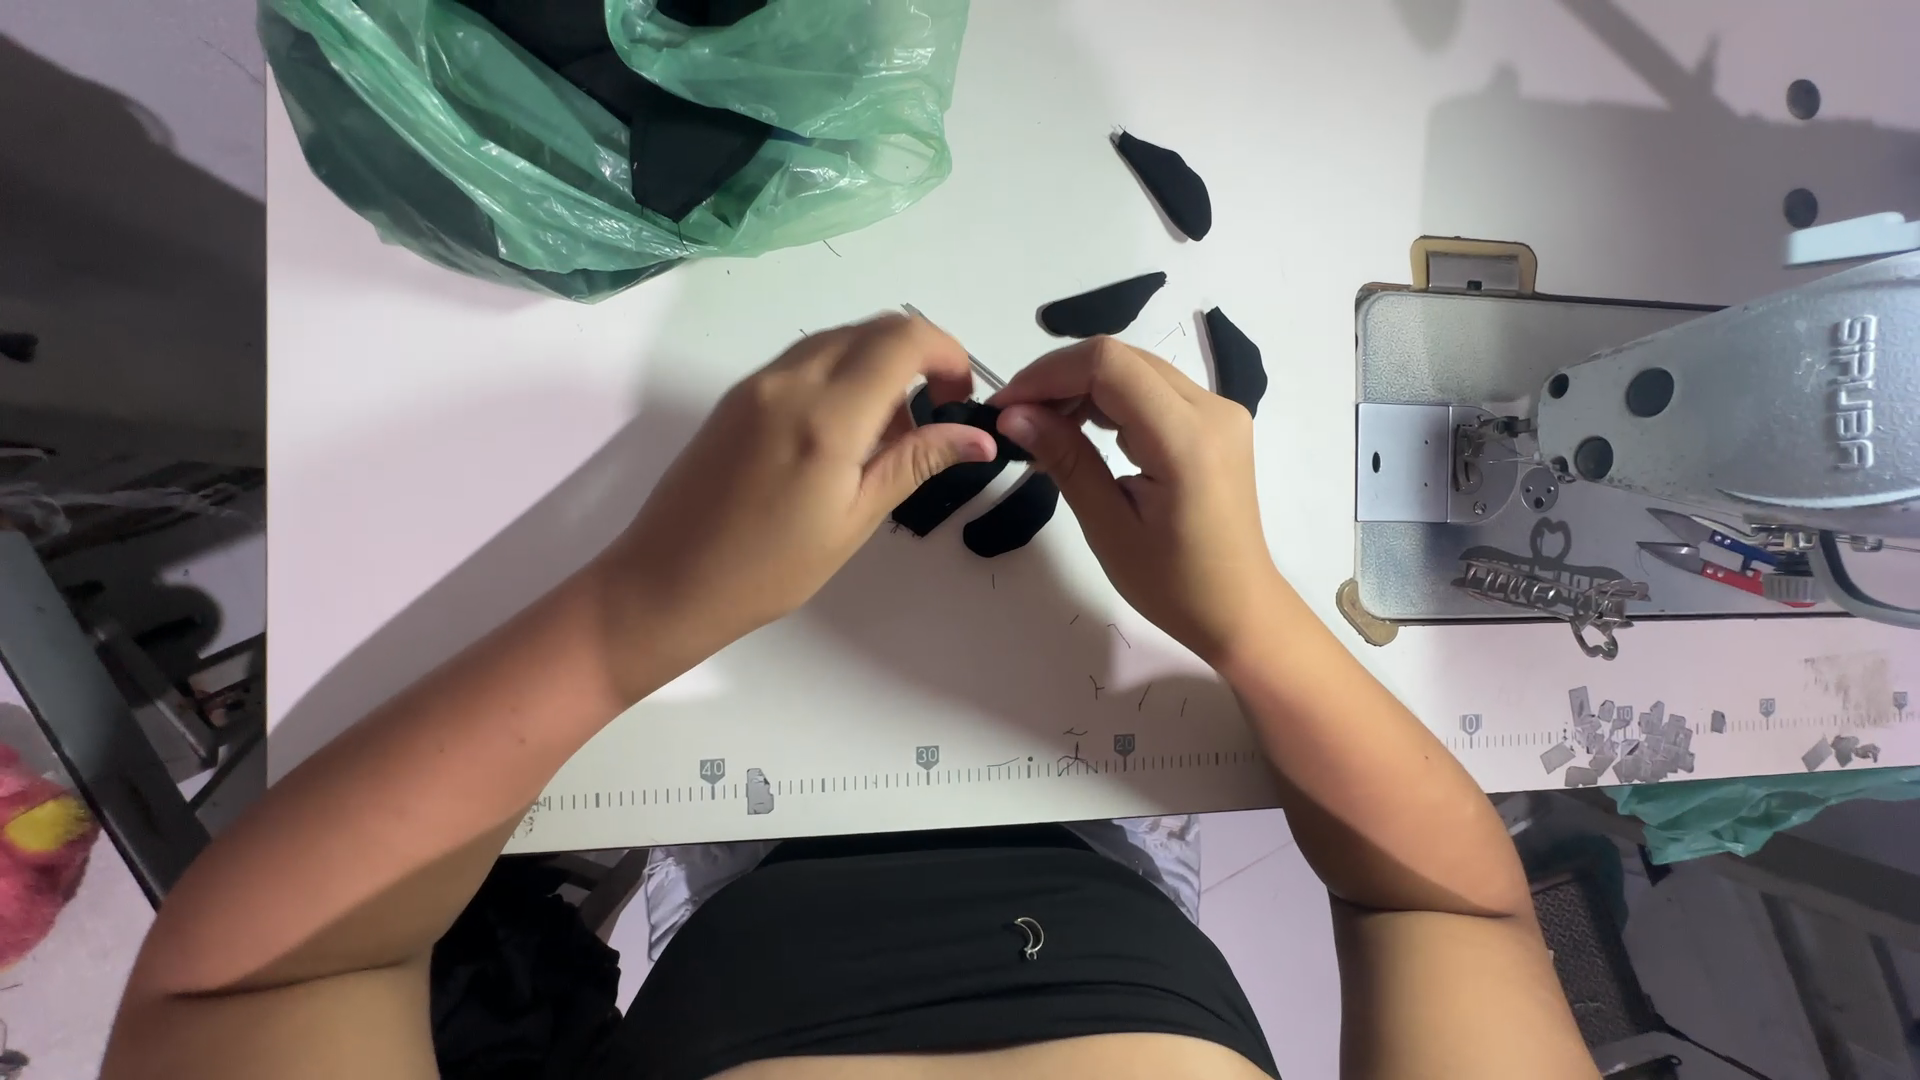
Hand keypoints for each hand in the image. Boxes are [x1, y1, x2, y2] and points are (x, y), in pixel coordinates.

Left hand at [598, 315, 995, 689]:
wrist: (667, 580)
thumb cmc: (771, 568)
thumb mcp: (855, 519)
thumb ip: (915, 463)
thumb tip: (979, 437)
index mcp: (827, 415)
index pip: (904, 339)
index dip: (948, 354)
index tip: (961, 398)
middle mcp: (790, 379)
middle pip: (874, 328)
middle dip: (921, 355)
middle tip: (936, 414)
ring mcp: (758, 382)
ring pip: (839, 339)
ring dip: (881, 364)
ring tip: (891, 434)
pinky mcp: (738, 395)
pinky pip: (806, 360)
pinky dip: (844, 374)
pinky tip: (846, 431)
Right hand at [989, 337, 1282, 663]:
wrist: (1237, 608)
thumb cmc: (1172, 583)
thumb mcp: (1108, 526)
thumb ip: (1066, 459)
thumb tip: (1013, 415)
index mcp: (1186, 439)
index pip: (1109, 365)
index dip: (1048, 374)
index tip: (1005, 407)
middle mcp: (1211, 409)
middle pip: (1122, 359)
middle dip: (1059, 378)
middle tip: (1016, 419)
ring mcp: (1219, 412)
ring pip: (1136, 369)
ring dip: (1081, 387)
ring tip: (1042, 428)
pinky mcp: (1215, 422)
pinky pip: (1152, 390)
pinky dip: (1109, 400)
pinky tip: (1081, 430)